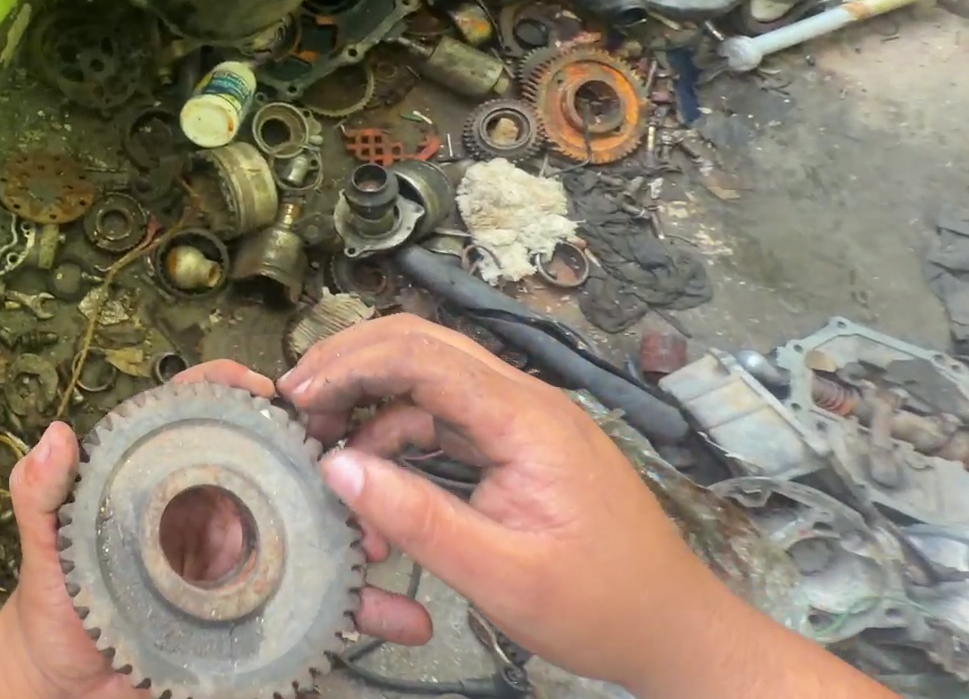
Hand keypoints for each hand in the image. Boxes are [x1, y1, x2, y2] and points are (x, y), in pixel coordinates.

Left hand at [0, 358, 436, 698]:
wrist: (68, 688)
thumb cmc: (54, 604)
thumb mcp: (42, 548)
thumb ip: (39, 494)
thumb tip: (55, 435)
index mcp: (158, 476)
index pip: (198, 413)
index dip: (234, 390)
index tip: (275, 392)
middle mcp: (204, 505)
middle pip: (269, 466)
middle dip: (316, 465)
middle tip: (352, 483)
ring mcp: (234, 560)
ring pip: (304, 531)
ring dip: (350, 533)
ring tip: (386, 548)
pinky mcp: (253, 615)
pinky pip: (311, 605)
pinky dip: (356, 609)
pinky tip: (396, 617)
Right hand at [276, 316, 749, 690]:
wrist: (680, 634)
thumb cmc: (600, 609)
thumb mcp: (502, 578)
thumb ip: (415, 518)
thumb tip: (335, 466)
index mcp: (526, 418)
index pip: (422, 356)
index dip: (350, 366)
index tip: (298, 396)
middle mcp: (520, 397)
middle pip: (418, 341)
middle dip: (348, 360)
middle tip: (296, 396)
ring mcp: (513, 413)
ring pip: (421, 369)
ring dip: (365, 392)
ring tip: (320, 430)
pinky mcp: (505, 435)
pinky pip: (433, 409)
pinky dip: (389, 426)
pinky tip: (367, 463)